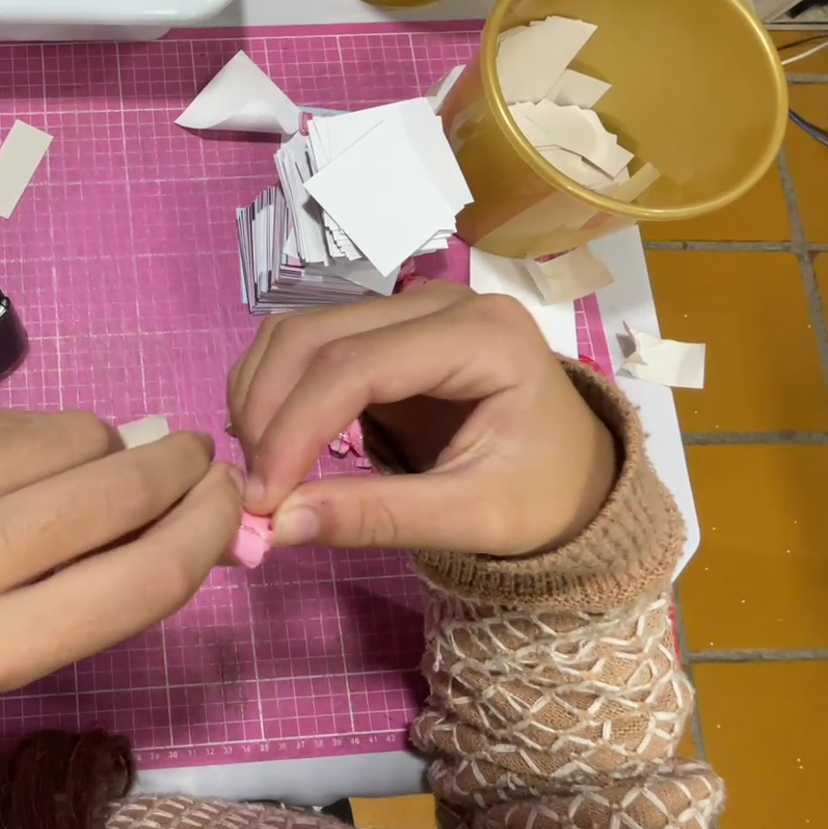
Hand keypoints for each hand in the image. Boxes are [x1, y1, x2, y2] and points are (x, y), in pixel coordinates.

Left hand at [0, 409, 242, 697]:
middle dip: (178, 469)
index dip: (203, 533)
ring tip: (92, 474)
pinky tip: (34, 462)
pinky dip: (58, 438)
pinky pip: (33, 417)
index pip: (135, 582)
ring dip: (114, 450)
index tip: (230, 498)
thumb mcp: (21, 642)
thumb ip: (111, 579)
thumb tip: (199, 502)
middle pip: (115, 495)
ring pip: (82, 436)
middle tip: (197, 459)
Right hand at [226, 283, 615, 557]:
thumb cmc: (542, 494)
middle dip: (266, 413)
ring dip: (258, 397)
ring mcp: (399, 308)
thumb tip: (277, 526)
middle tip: (256, 487)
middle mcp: (432, 303)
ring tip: (260, 464)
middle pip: (309, 336)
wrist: (572, 471)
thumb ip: (378, 517)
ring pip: (291, 332)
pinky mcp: (374, 329)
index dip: (295, 428)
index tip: (264, 497)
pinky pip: (297, 344)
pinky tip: (268, 436)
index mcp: (479, 336)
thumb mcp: (475, 518)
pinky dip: (268, 388)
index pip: (354, 366)